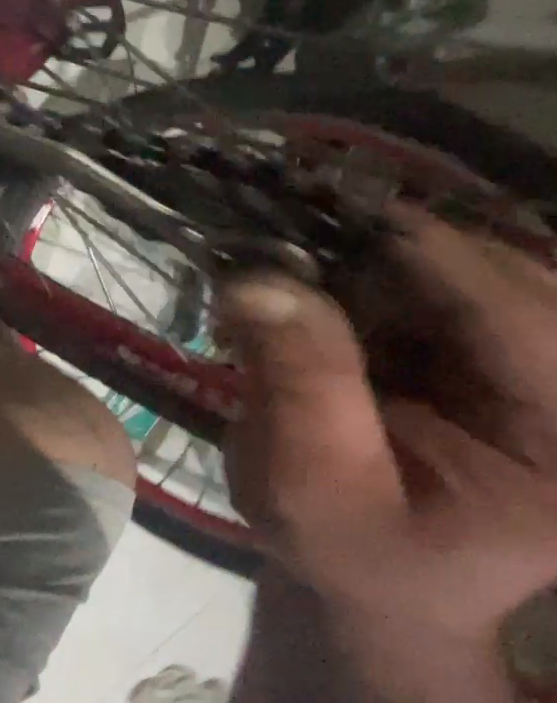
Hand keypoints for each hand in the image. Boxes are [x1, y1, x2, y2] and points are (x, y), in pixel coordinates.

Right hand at [218, 210, 556, 699]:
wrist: (368, 578)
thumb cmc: (346, 548)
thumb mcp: (309, 483)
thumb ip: (300, 384)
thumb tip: (255, 279)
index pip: (528, 322)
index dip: (428, 255)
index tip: (323, 204)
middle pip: (513, 276)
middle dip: (395, 247)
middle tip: (288, 238)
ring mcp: (542, 374)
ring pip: (478, 267)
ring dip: (375, 254)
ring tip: (288, 263)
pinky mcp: (495, 355)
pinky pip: (444, 282)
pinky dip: (369, 268)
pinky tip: (312, 283)